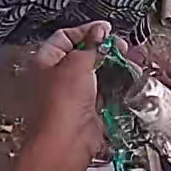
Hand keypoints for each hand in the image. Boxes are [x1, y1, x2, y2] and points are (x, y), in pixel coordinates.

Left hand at [28, 23, 115, 165]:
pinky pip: (103, 90)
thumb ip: (91, 44)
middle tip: (117, 44)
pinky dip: (114, 82)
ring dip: (110, 64)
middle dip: (101, 47)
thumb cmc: (60, 104)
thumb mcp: (77, 63)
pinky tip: (124, 76)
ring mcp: (73, 93)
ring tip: (125, 58)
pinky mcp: (88, 107)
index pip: (65, 36)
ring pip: (95, 71)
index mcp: (46, 61)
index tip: (104, 29)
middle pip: (82, 53)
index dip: (85, 30)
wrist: (67, 141)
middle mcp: (57, 76)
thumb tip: (99, 30)